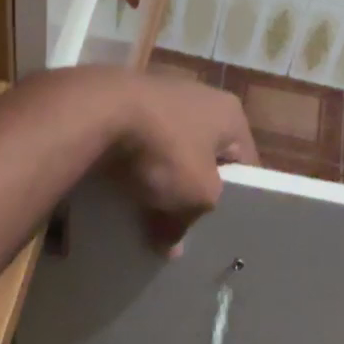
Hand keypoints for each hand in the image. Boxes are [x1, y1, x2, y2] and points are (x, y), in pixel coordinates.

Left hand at [103, 71, 259, 253]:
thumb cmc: (165, 152)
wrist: (98, 114)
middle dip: (193, 190)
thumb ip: (189, 224)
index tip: (221, 226)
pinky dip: (134, 166)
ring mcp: (159, 94)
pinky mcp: (123, 102)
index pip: (245, 164)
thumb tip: (172, 248)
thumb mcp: (194, 198)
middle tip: (186, 223)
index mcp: (230, 114)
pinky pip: (138, 145)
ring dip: (161, 179)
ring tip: (151, 211)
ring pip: (169, 152)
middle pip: (205, 157)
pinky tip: (124, 190)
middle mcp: (200, 96)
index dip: (237, 198)